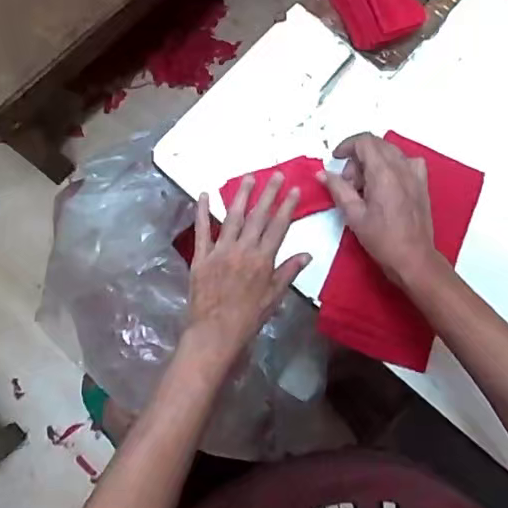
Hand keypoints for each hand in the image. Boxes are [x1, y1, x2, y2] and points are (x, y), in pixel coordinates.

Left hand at [186, 173, 309, 360]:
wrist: (214, 333)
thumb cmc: (248, 319)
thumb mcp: (274, 297)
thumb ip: (288, 272)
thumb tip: (307, 255)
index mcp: (263, 259)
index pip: (278, 226)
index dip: (287, 206)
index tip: (294, 189)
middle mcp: (243, 250)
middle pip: (258, 216)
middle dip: (268, 193)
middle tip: (275, 174)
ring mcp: (220, 251)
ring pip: (232, 217)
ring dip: (241, 196)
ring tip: (249, 178)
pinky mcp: (201, 257)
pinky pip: (201, 230)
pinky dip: (201, 211)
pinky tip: (202, 195)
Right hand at [318, 134, 442, 285]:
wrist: (413, 258)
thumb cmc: (382, 239)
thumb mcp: (354, 215)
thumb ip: (338, 189)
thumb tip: (323, 173)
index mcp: (384, 172)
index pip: (364, 141)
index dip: (346, 145)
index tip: (336, 158)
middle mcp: (402, 167)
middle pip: (376, 144)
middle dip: (358, 157)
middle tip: (349, 183)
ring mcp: (415, 174)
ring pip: (390, 152)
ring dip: (373, 161)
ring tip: (365, 188)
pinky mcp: (423, 183)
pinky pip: (406, 162)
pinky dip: (393, 166)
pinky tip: (387, 185)